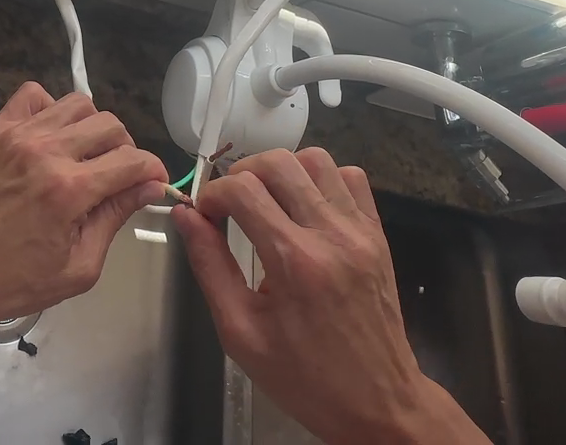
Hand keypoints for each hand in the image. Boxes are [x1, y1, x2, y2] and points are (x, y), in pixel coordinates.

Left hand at [0, 82, 167, 329]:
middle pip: (110, 125)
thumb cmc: (12, 279)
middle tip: (116, 176)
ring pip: (78, 103)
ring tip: (84, 156)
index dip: (152, 170)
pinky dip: (51, 108)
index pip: (133, 159)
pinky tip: (51, 137)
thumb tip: (150, 187)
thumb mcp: (78, 267)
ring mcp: (19, 133)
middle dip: (125, 150)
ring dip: (91, 127)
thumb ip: (116, 218)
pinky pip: (35, 93)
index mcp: (70, 190)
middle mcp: (47, 151)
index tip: (152, 182)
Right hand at [172, 149, 487, 444]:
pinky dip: (322, 179)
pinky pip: (350, 177)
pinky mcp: (377, 233)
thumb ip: (209, 265)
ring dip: (282, 171)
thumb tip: (184, 215)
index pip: (242, 189)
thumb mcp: (240, 332)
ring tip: (268, 200)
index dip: (212, 195)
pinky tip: (306, 206)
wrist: (380, 406)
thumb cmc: (304, 377)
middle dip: (242, 174)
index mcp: (294, 262)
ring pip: (315, 159)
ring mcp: (359, 231)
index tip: (206, 216)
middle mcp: (330, 235)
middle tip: (232, 205)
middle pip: (277, 163)